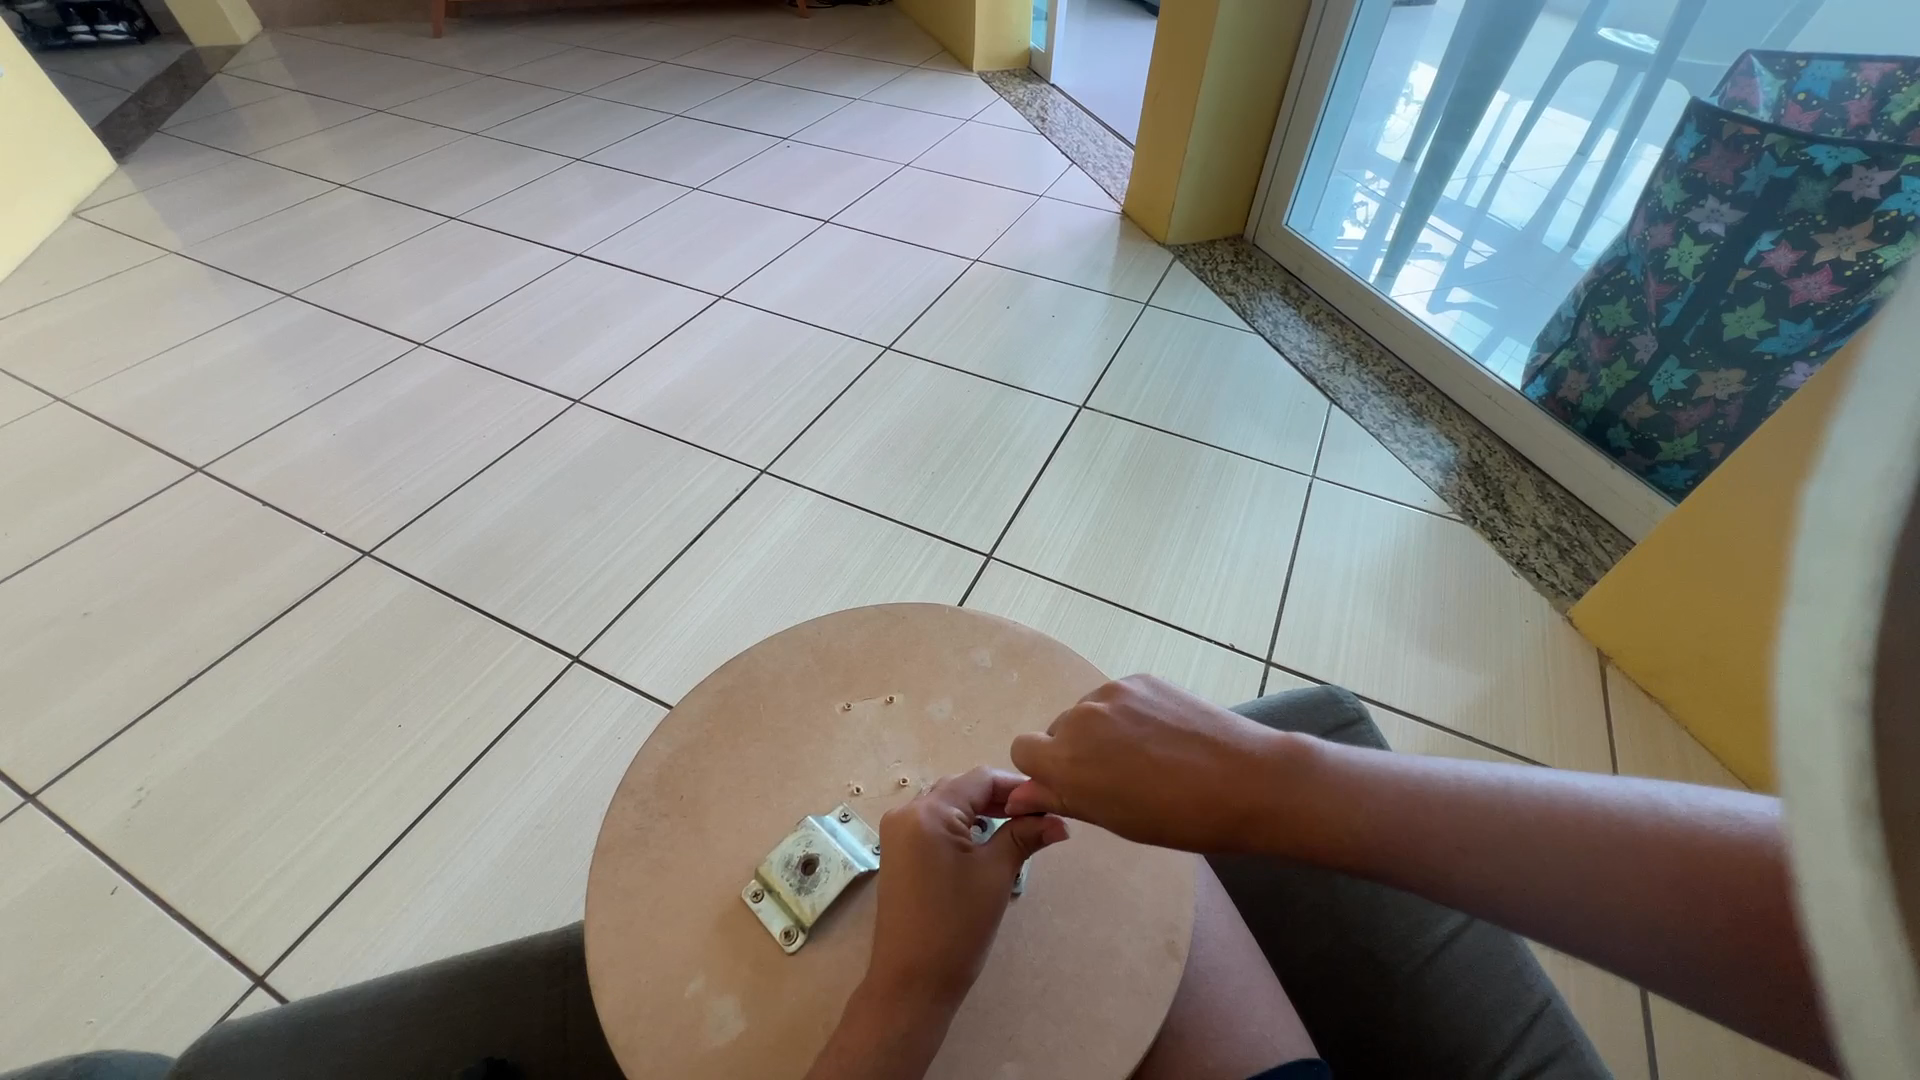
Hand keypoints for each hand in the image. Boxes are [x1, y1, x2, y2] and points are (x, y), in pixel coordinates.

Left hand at [866, 767, 1069, 1009]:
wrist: (911, 983)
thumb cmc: (956, 927)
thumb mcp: (995, 875)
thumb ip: (1024, 837)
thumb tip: (1059, 821)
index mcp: (929, 812)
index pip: (980, 779)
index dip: (1016, 786)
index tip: (1048, 799)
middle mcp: (907, 812)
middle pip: (961, 787)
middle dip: (1000, 797)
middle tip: (1037, 814)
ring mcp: (897, 832)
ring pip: (947, 803)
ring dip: (980, 810)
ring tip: (1017, 825)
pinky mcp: (897, 851)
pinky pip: (933, 822)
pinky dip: (961, 824)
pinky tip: (985, 839)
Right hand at [1007, 675, 1289, 851]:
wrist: (1247, 781)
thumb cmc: (1177, 818)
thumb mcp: (1112, 818)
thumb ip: (1060, 798)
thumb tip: (1020, 795)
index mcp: (1065, 760)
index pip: (1023, 750)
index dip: (1044, 769)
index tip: (1075, 784)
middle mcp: (1078, 718)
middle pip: (1057, 729)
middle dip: (1076, 750)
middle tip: (1118, 775)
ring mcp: (1110, 693)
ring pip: (1088, 712)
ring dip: (1103, 731)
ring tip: (1148, 754)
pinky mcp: (1139, 679)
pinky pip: (1118, 698)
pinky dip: (1130, 714)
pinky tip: (1165, 735)